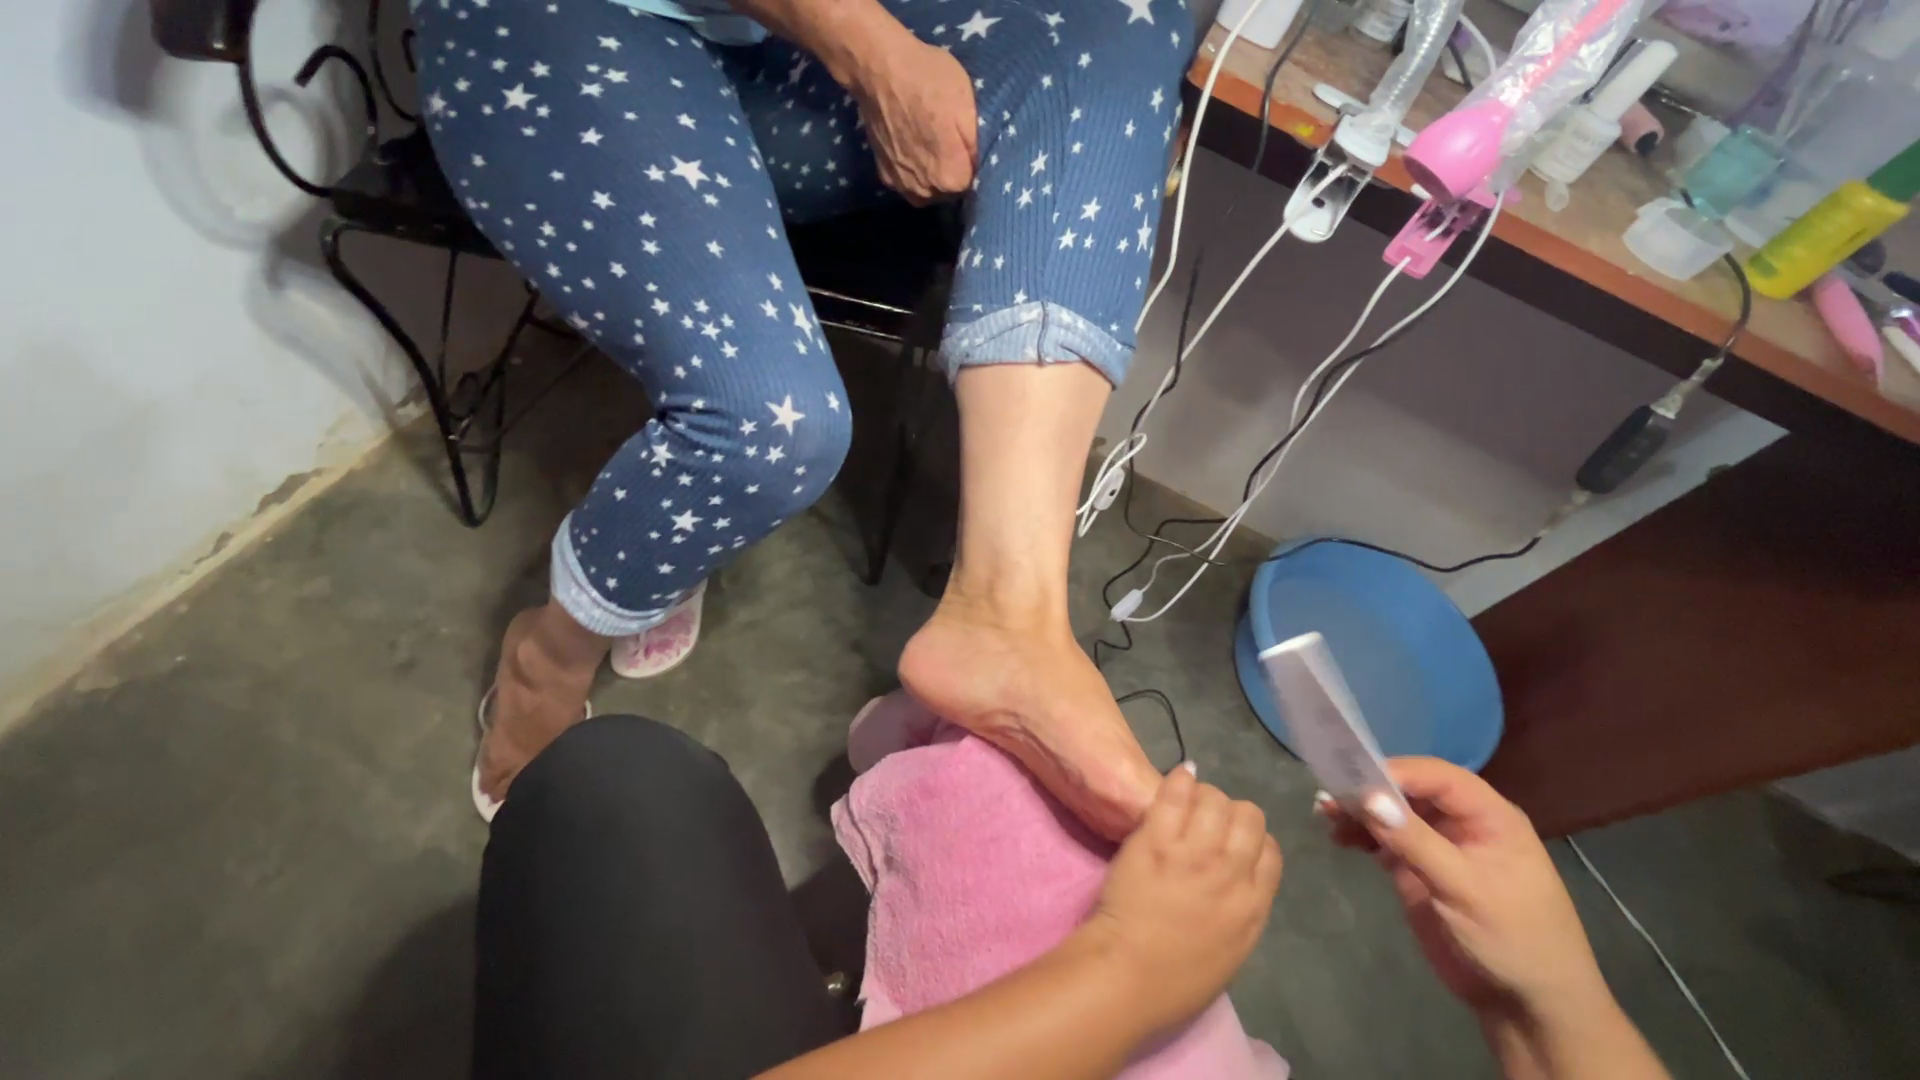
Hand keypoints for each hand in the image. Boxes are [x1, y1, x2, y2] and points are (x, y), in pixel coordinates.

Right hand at [844, 33, 977, 202]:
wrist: (878, 69)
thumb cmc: (929, 82)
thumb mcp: (969, 107)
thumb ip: (979, 147)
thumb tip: (981, 167)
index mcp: (950, 178)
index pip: (973, 186)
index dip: (975, 165)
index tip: (972, 145)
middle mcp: (925, 192)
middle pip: (950, 192)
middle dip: (954, 173)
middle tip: (952, 142)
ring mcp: (901, 185)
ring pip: (928, 191)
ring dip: (933, 175)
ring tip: (933, 147)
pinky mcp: (883, 173)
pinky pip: (907, 182)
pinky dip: (913, 171)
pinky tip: (913, 149)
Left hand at [1077, 765, 1282, 1035]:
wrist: (1127, 977)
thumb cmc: (1175, 981)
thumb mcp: (1231, 954)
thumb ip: (1241, 912)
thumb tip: (1239, 882)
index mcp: (1252, 907)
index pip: (1270, 851)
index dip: (1253, 838)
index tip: (1233, 840)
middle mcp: (1230, 873)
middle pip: (1248, 817)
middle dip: (1231, 812)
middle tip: (1207, 818)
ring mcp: (1193, 854)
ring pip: (1215, 800)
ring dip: (1204, 796)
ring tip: (1188, 801)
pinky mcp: (1155, 840)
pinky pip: (1175, 795)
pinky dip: (1179, 780)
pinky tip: (1178, 777)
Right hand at [1319, 758, 1608, 1017]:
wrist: (1528, 1006)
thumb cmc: (1513, 940)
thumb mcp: (1465, 889)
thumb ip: (1415, 841)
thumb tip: (1367, 797)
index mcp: (1490, 817)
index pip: (1438, 777)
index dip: (1396, 772)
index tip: (1352, 779)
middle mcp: (1463, 824)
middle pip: (1410, 790)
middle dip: (1370, 790)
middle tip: (1330, 797)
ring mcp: (1440, 847)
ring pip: (1394, 813)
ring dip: (1360, 812)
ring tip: (1327, 817)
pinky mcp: (1420, 871)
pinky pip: (1386, 840)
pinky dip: (1362, 835)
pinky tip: (1341, 839)